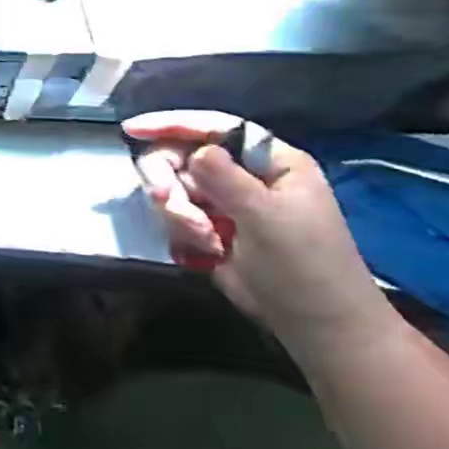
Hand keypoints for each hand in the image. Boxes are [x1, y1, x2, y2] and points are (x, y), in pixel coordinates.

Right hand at [124, 110, 399, 360]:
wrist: (316, 324)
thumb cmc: (305, 266)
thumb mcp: (268, 218)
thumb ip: (227, 179)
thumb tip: (194, 150)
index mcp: (271, 163)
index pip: (215, 128)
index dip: (173, 125)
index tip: (132, 130)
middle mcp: (245, 176)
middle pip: (182, 155)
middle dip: (169, 179)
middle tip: (167, 202)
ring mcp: (225, 202)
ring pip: (172, 185)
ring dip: (177, 211)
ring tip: (203, 238)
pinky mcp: (210, 226)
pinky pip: (173, 213)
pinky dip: (179, 229)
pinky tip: (204, 249)